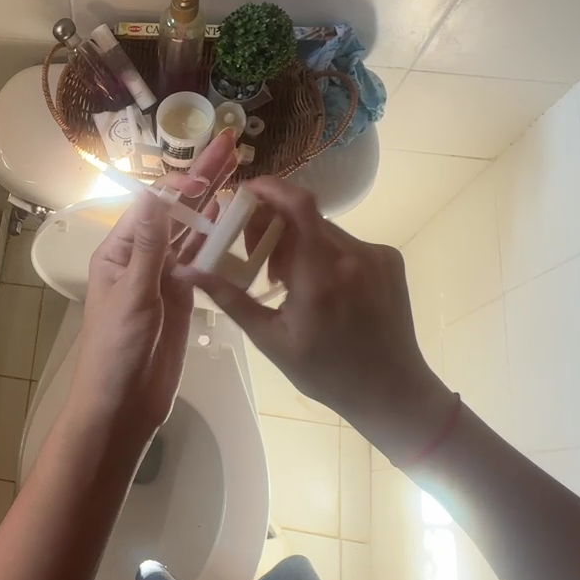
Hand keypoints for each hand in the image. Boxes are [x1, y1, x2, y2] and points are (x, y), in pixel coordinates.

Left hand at [68, 131, 237, 439]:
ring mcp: (164, 278)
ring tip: (241, 174)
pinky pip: (202, 263)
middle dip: (202, 180)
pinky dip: (218, 243)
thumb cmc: (117, 349)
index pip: (152, 205)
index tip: (210, 167)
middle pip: (175, 212)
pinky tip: (234, 221)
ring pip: (192, 234)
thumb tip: (156, 194)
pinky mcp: (182, 298)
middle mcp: (141, 257)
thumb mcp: (133, 295)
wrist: (123, 403)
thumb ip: (149, 247)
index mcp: (119, 252)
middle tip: (232, 146)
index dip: (181, 184)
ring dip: (214, 205)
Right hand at [175, 177, 455, 462]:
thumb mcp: (270, 339)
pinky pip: (344, 242)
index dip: (271, 188)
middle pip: (304, 216)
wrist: (392, 391)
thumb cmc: (325, 372)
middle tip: (251, 249)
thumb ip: (229, 298)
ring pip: (323, 229)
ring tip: (284, 276)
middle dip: (272, 223)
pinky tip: (317, 285)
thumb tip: (187, 270)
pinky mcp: (389, 259)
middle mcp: (352, 257)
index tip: (244, 192)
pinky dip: (322, 252)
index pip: (298, 207)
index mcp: (319, 276)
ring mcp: (375, 256)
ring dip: (297, 240)